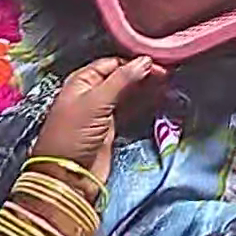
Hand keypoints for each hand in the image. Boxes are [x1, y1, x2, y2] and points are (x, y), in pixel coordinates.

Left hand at [34, 57, 166, 184]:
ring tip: (166, 83)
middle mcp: (92, 92)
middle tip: (166, 74)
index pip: (112, 63)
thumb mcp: (96, 101)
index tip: (156, 62)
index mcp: (82, 80)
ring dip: (145, 87)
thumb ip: (121, 80)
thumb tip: (145, 60)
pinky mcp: (112, 127)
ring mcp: (102, 110)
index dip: (134, 61)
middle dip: (142, 74)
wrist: (69, 175)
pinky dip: (143, 103)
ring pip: (128, 92)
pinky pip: (130, 109)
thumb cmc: (74, 133)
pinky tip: (158, 98)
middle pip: (121, 76)